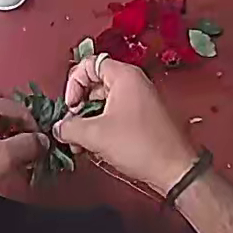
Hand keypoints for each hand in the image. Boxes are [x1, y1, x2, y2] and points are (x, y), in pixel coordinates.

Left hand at [0, 88, 46, 215]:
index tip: (42, 146)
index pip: (17, 108)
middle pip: (4, 112)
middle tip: (29, 151)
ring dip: (7, 138)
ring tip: (16, 160)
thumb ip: (28, 145)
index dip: (33, 128)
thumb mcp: (1, 159)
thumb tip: (42, 141)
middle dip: (19, 131)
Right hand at [55, 57, 198, 195]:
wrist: (174, 168)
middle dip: (78, 105)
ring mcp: (139, 99)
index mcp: (124, 76)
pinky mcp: (142, 116)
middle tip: (72, 126)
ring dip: (88, 119)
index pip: (89, 64)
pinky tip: (94, 146)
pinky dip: (101, 125)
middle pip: (94, 83)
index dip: (74, 84)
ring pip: (103, 101)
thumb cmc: (139, 145)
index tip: (71, 107)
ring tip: (80, 142)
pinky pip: (114, 113)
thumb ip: (70, 127)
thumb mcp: (95, 135)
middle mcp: (133, 82)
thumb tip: (59, 127)